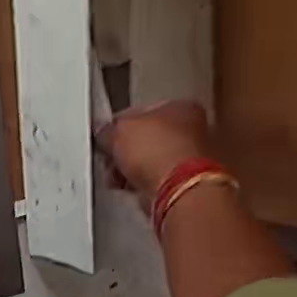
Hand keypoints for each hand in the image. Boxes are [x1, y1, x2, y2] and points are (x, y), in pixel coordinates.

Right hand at [95, 101, 213, 199]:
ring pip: (150, 163)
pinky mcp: (185, 185)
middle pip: (147, 139)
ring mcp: (191, 160)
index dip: (120, 124)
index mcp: (181, 107)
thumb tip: (103, 133)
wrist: (175, 189)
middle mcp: (193, 131)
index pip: (143, 112)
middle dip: (125, 151)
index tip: (106, 136)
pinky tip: (132, 187)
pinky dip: (141, 185)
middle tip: (110, 159)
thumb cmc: (157, 151)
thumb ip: (107, 130)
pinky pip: (154, 182)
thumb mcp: (118, 131)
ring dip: (131, 170)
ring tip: (118, 177)